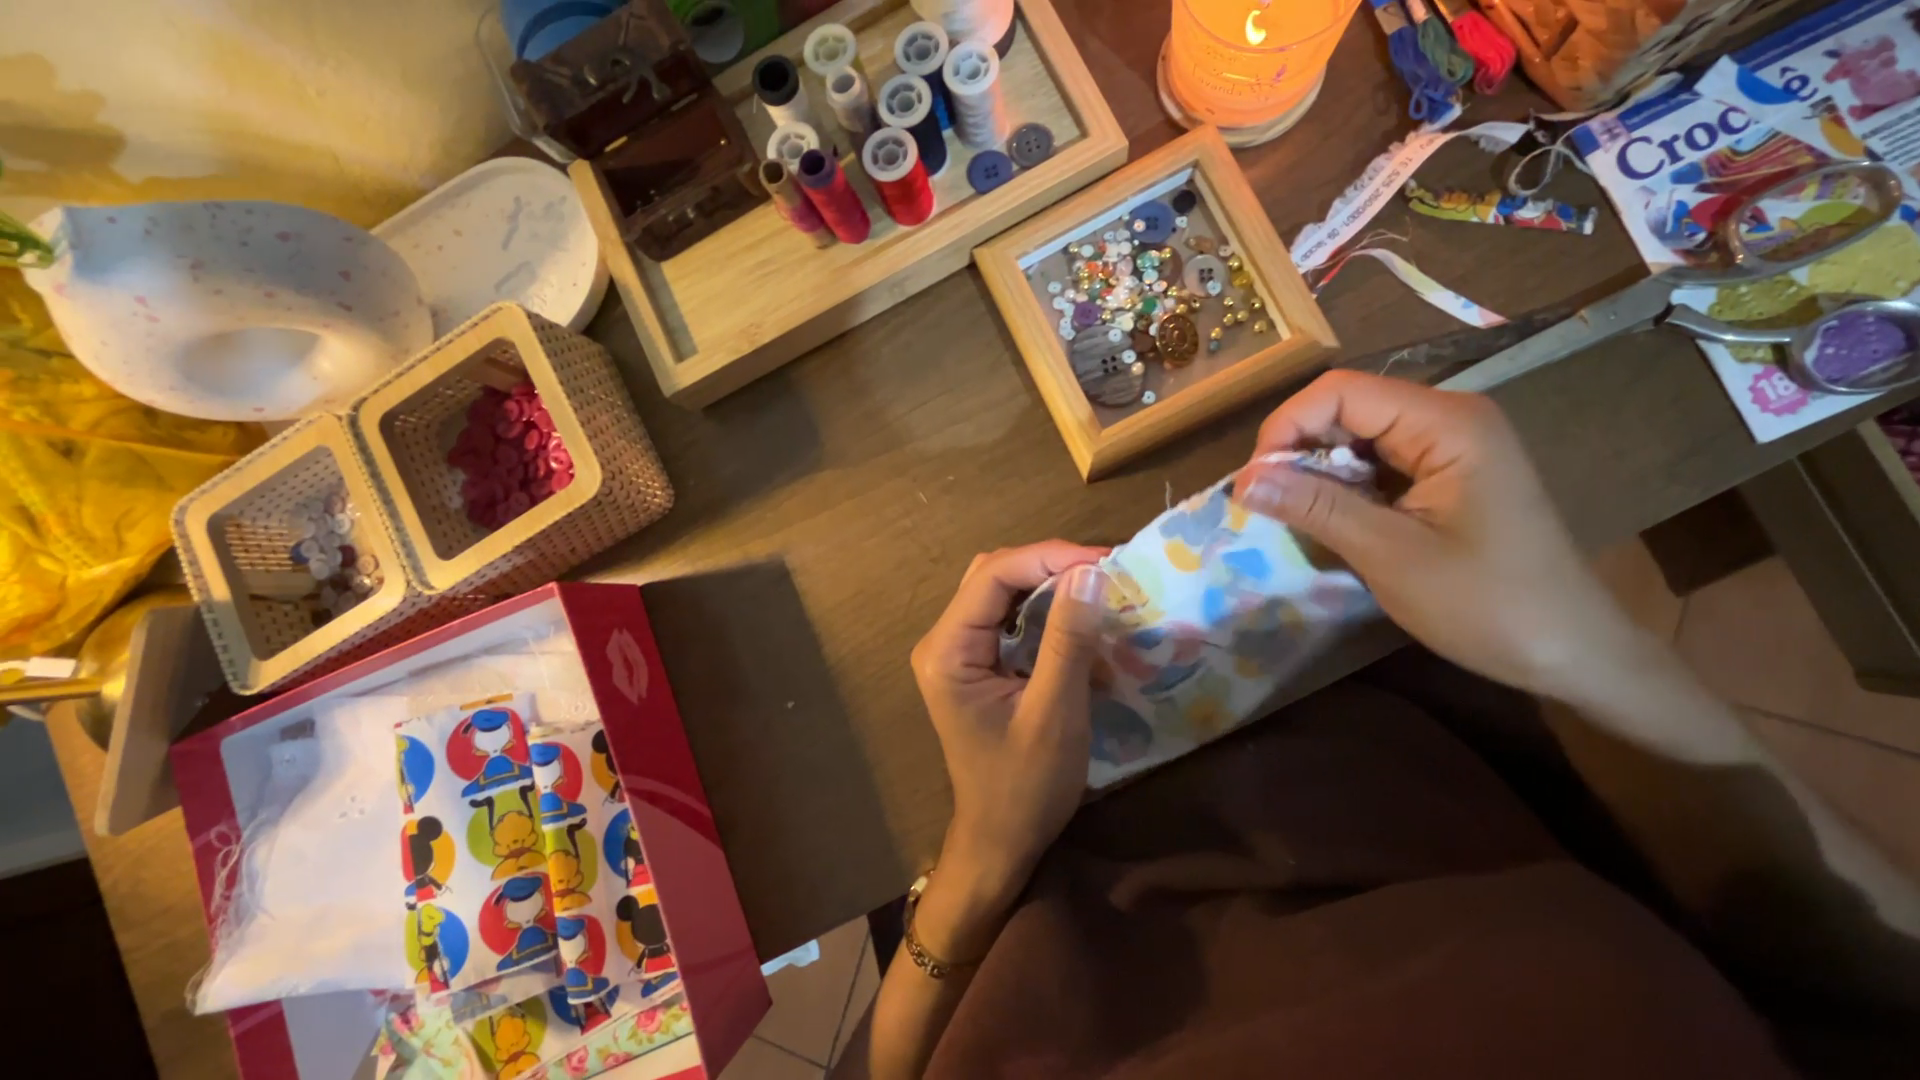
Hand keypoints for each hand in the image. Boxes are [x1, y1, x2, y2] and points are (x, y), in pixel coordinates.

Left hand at [910, 543, 1107, 924]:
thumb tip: (1091, 574)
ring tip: (1099, 586)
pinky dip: (1045, 613)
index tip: (1104, 561)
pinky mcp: (976, 665)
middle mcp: (943, 642)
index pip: (994, 576)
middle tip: (1105, 571)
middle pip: (994, 576)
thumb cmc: (1024, 787)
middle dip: (1049, 565)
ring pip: (1002, 594)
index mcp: (947, 651)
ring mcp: (957, 653)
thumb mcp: (1054, 713)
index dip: (1049, 557)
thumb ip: (1069, 641)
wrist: (1000, 842)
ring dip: (1049, 586)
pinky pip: (1009, 620)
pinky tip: (1080, 618)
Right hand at [1231, 371, 1643, 705]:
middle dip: (1299, 449)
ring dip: (1320, 471)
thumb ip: (1315, 507)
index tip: (1255, 483)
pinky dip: (1347, 487)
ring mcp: (1453, 446)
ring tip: (1296, 516)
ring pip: (1360, 436)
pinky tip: (1334, 521)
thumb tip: (1243, 480)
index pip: (1340, 392)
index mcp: (1446, 423)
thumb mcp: (1389, 554)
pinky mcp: (1450, 475)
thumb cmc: (1486, 603)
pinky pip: (1380, 462)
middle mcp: (1451, 418)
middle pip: (1349, 407)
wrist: (1571, 651)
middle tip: (1269, 504)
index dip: (1287, 427)